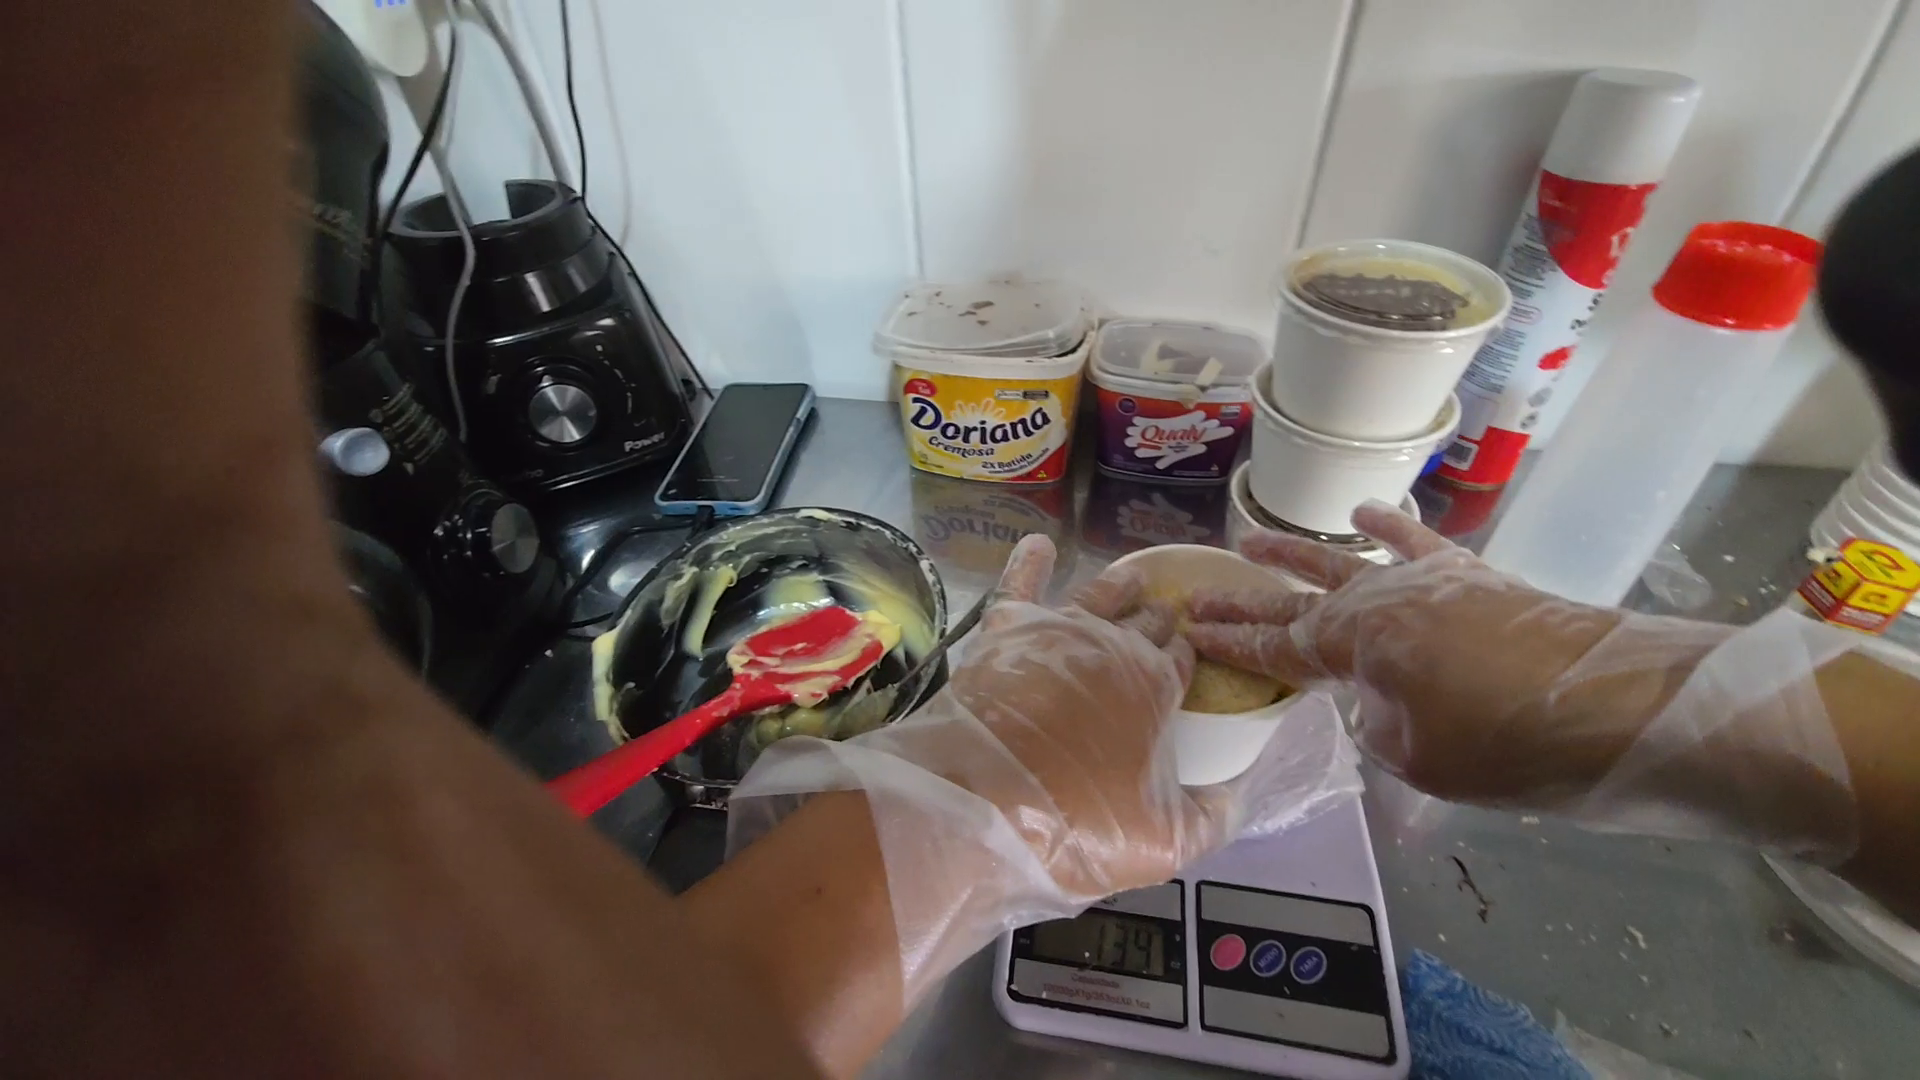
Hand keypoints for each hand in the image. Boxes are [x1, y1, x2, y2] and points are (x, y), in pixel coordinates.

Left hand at [945, 537, 1213, 898]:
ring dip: (1118, 586)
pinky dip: (1028, 562)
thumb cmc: (1079, 824)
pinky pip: (1018, 585)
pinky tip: (1037, 544)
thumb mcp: (1166, 842)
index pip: (1181, 656)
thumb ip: (1212, 815)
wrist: (986, 808)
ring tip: (1133, 578)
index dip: (1185, 652)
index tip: (1186, 651)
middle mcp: (1111, 644)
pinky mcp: (1004, 631)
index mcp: (1155, 685)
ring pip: (1097, 596)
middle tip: (1162, 613)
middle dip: (1157, 618)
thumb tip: (1238, 796)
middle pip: (1144, 622)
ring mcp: (1056, 631)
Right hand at [1185, 501, 1729, 808]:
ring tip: (1252, 541)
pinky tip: (1364, 511)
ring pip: (1342, 563)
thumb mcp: (1419, 756)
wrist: (1630, 705)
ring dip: (1296, 556)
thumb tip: (1382, 697)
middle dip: (1245, 602)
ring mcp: (1424, 583)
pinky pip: (1419, 544)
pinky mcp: (1471, 578)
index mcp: (1354, 645)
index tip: (1191, 631)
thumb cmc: (1511, 742)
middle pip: (1295, 603)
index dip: (1232, 642)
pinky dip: (1390, 528)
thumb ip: (1380, 721)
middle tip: (1201, 595)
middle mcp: (1376, 602)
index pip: (1275, 646)